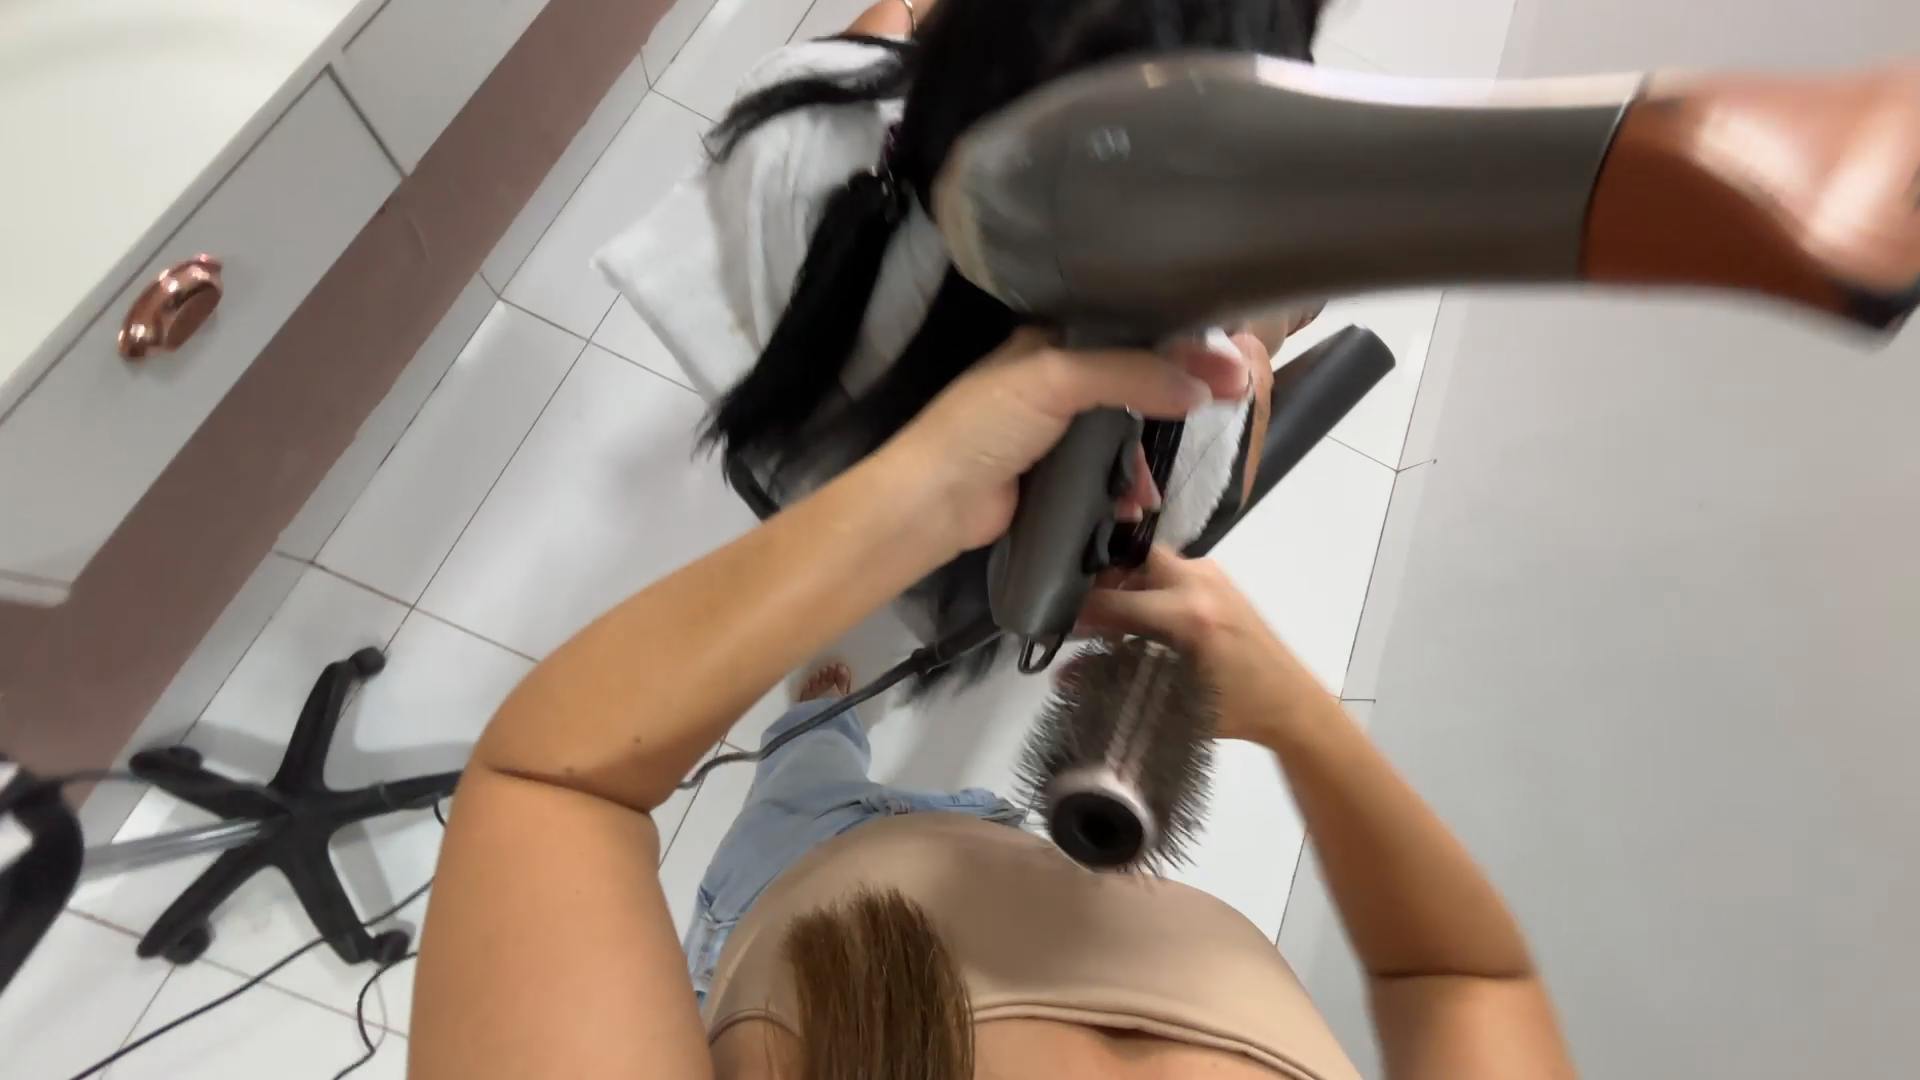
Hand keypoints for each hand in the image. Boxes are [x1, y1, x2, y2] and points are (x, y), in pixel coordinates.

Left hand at [887, 329, 1248, 551]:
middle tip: (1226, 408)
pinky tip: (1133, 506)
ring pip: (1122, 434)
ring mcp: (1055, 432)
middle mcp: (1056, 382)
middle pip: (1133, 382)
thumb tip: (1202, 386)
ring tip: (1154, 487)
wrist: (937, 501)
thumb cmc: (987, 427)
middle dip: (1175, 399)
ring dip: (1144, 459)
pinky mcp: (1054, 475)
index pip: (1128, 331)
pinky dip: (1124, 488)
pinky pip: (1105, 474)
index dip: (1178, 343)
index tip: (1228, 365)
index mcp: (1051, 344)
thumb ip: (1129, 374)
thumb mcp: (1055, 380)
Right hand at [1077, 545, 1330, 744]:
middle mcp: (1197, 583)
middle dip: (1102, 584)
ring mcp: (1211, 575)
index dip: (1080, 612)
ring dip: (1125, 583)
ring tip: (1112, 617)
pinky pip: (1169, 570)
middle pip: (1129, 562)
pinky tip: (1142, 615)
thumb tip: (1063, 676)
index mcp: (1187, 614)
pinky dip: (1148, 586)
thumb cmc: (1234, 711)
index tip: (1060, 623)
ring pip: (1149, 561)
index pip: (1112, 599)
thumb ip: (1115, 679)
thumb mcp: (1171, 700)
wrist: (1293, 704)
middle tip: (1085, 613)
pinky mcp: (1218, 579)